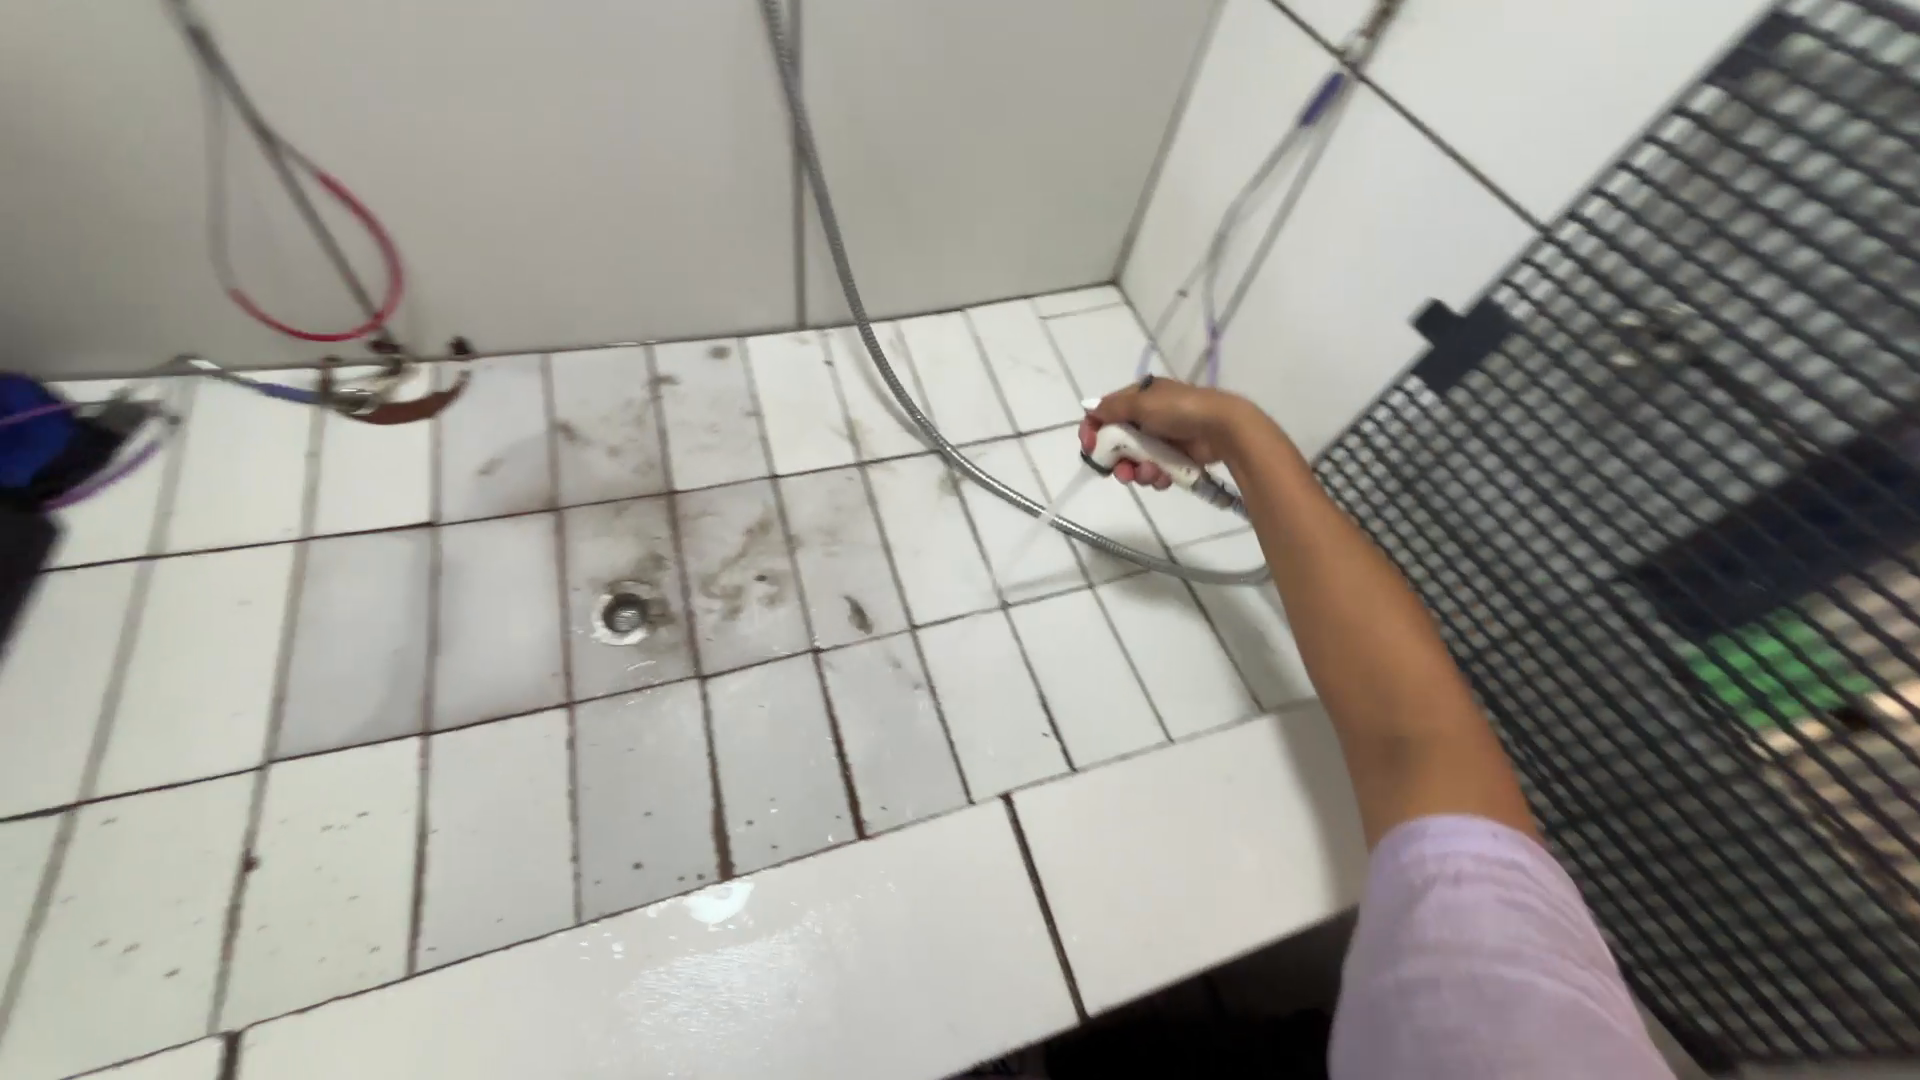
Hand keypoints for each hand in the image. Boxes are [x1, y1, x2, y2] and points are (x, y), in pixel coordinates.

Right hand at [1078, 377, 1255, 488]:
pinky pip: (1153, 471)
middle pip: (1116, 443)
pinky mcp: (1173, 458)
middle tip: (1120, 472)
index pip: (1104, 414)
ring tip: (1148, 474)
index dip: (1092, 431)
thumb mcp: (1141, 402)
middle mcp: (1147, 417)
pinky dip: (1155, 476)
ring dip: (1136, 471)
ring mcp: (1160, 439)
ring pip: (1134, 461)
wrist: (1221, 428)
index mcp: (1139, 398)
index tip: (1088, 448)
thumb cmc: (1180, 410)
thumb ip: (1112, 408)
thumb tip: (1090, 411)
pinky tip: (1162, 477)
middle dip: (1115, 460)